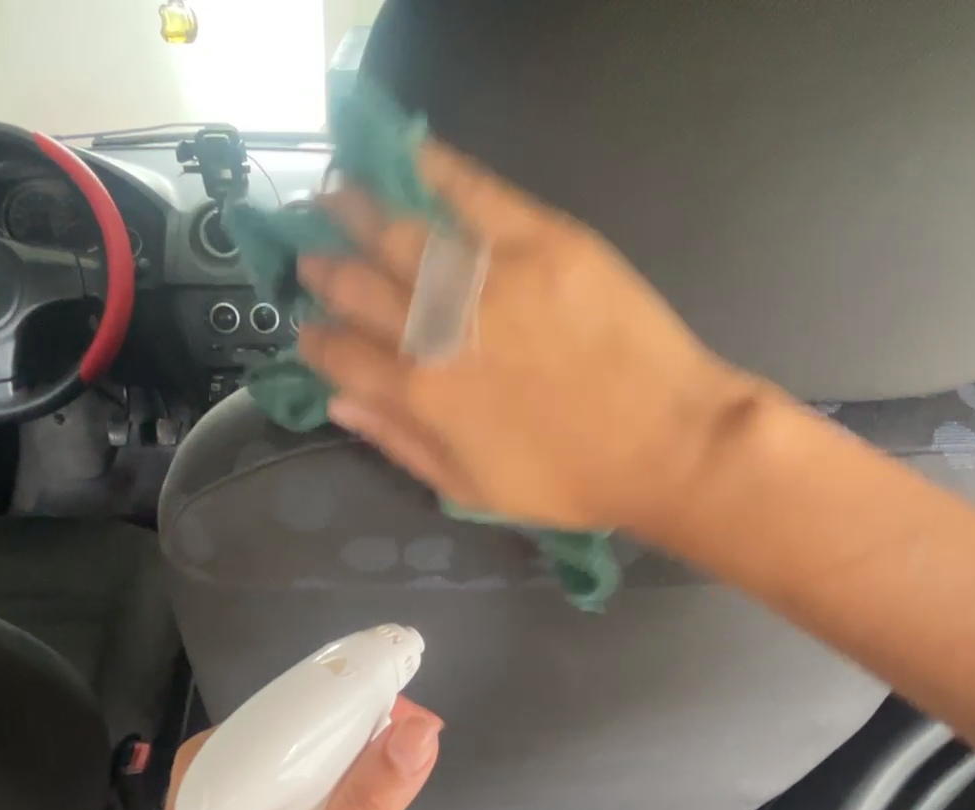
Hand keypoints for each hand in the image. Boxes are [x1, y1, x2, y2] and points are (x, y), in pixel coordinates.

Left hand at [109, 697, 443, 809]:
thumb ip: (366, 806)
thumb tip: (421, 731)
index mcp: (218, 757)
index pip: (309, 705)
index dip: (373, 714)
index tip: (427, 738)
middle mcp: (217, 761)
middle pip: (315, 741)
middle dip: (367, 784)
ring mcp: (224, 792)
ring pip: (314, 774)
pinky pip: (299, 802)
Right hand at [296, 140, 765, 531]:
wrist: (668, 443)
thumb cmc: (570, 479)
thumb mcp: (471, 490)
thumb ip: (399, 444)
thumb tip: (337, 404)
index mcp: (422, 395)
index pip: (342, 354)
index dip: (315, 340)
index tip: (306, 328)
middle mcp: (441, 331)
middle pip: (360, 286)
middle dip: (325, 270)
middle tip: (312, 256)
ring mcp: (491, 280)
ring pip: (402, 233)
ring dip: (355, 211)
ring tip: (335, 198)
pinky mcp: (542, 242)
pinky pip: (473, 193)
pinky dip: (432, 169)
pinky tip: (402, 154)